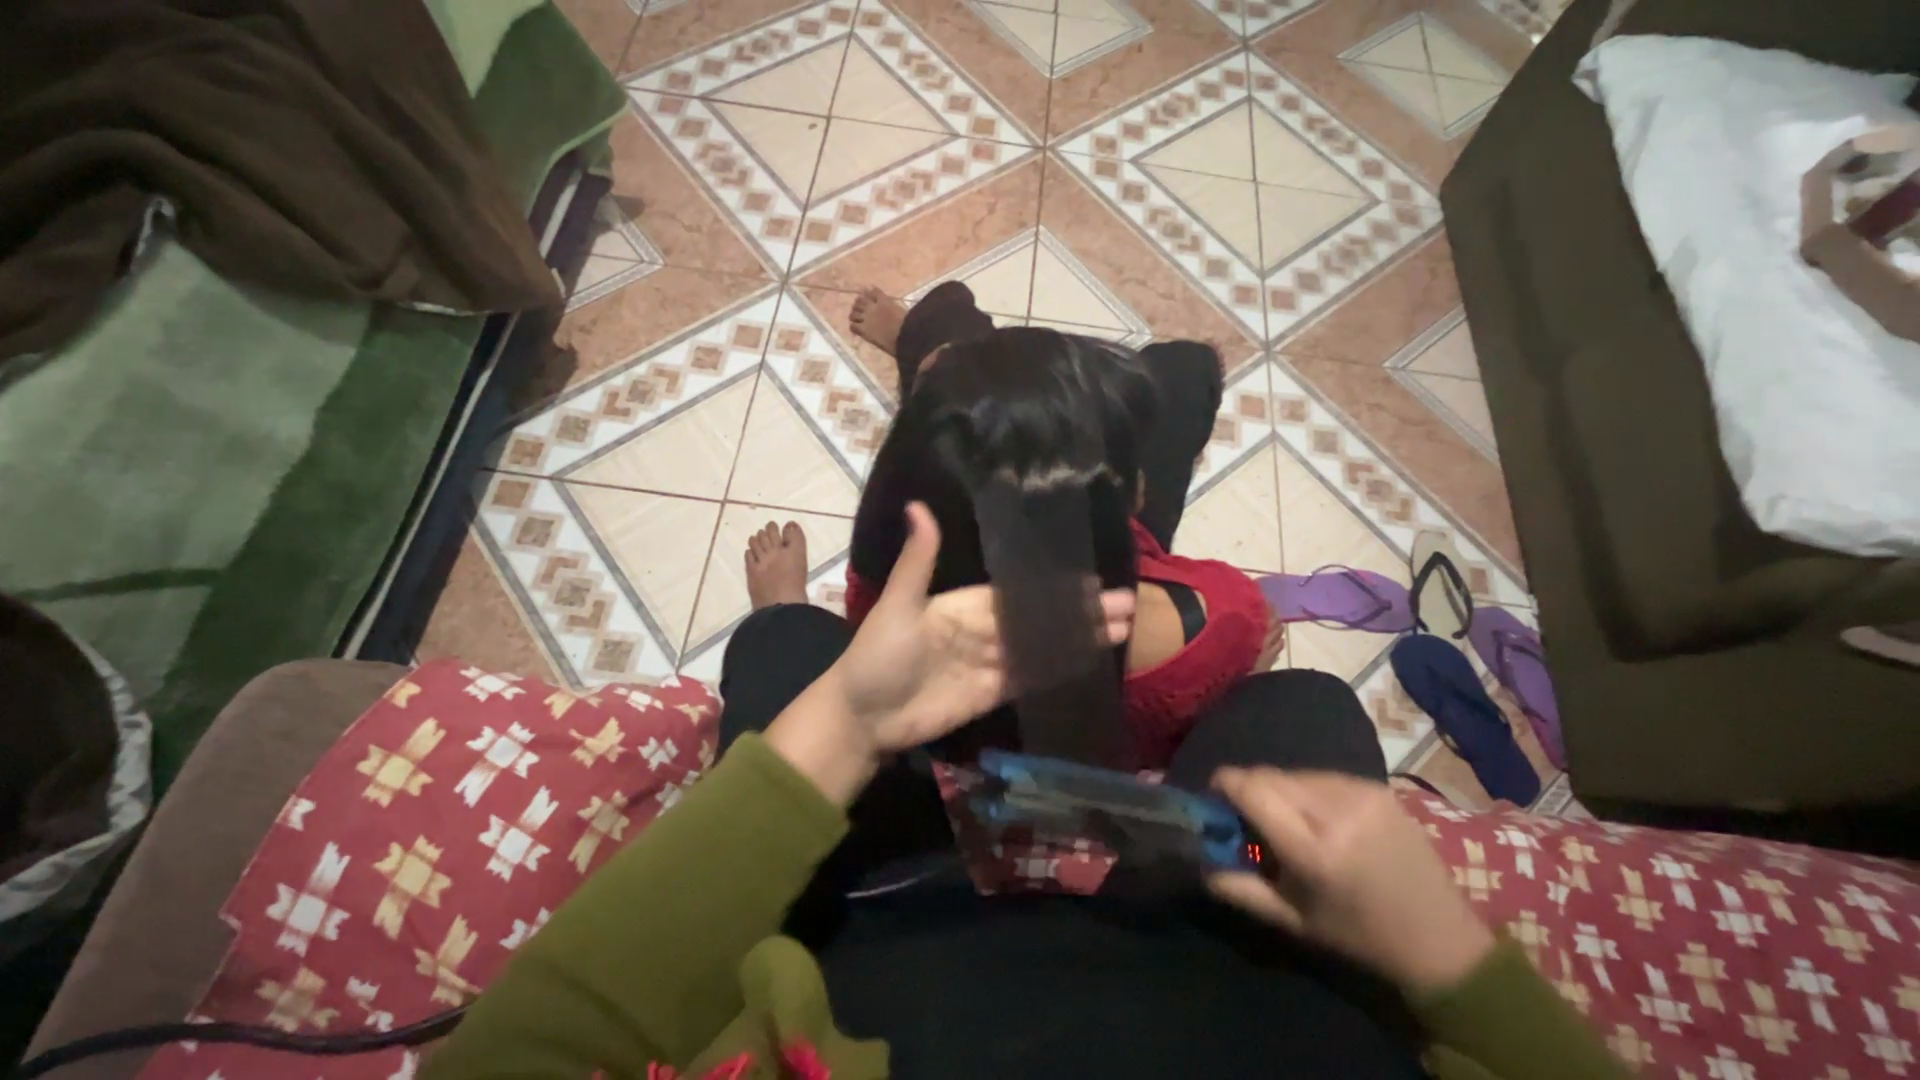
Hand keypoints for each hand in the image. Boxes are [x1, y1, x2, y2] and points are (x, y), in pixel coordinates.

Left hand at [836, 501, 1134, 751]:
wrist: (862, 716)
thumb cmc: (876, 655)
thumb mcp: (898, 604)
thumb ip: (918, 561)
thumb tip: (919, 505)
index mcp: (963, 604)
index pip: (1019, 591)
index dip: (1055, 586)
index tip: (1095, 579)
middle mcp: (982, 631)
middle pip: (1039, 618)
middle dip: (1080, 612)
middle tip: (1129, 606)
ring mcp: (988, 664)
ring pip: (1041, 647)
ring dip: (1078, 640)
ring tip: (1122, 631)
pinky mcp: (989, 694)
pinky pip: (1029, 678)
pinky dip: (1057, 669)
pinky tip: (1088, 662)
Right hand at [1207, 769, 1496, 993]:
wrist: (1441, 937)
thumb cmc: (1359, 935)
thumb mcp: (1293, 921)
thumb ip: (1240, 889)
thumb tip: (1199, 860)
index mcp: (1314, 849)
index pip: (1252, 789)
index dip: (1223, 784)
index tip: (1212, 799)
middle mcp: (1337, 810)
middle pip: (1269, 775)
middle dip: (1248, 789)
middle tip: (1244, 817)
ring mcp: (1362, 793)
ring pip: (1295, 772)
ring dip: (1278, 789)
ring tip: (1283, 821)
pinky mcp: (1379, 787)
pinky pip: (1323, 776)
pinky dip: (1307, 790)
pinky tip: (1316, 818)